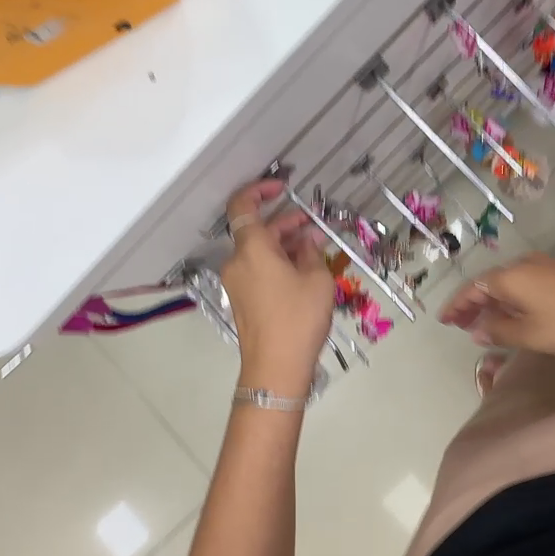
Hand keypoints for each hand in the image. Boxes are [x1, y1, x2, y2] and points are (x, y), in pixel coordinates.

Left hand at [221, 180, 336, 394]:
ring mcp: (237, 281)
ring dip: (284, 243)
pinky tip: (303, 269)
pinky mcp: (243, 299)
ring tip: (315, 246)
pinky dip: (278, 262)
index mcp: (252, 248)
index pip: (242, 205)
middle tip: (314, 223)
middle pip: (256, 229)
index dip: (259, 189)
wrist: (276, 368)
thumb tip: (306, 241)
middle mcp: (238, 261)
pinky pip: (259, 269)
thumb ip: (310, 252)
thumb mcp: (317, 280)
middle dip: (285, 222)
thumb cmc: (298, 319)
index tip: (282, 187)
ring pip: (259, 251)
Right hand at [438, 252, 554, 355]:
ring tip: (483, 323)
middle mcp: (522, 265)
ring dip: (492, 302)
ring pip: (506, 283)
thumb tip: (477, 329)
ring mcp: (542, 266)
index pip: (472, 288)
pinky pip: (522, 284)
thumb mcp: (530, 335)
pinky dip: (510, 299)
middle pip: (488, 283)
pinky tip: (512, 315)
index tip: (444, 320)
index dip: (456, 305)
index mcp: (509, 277)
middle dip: (472, 304)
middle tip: (459, 324)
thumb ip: (498, 331)